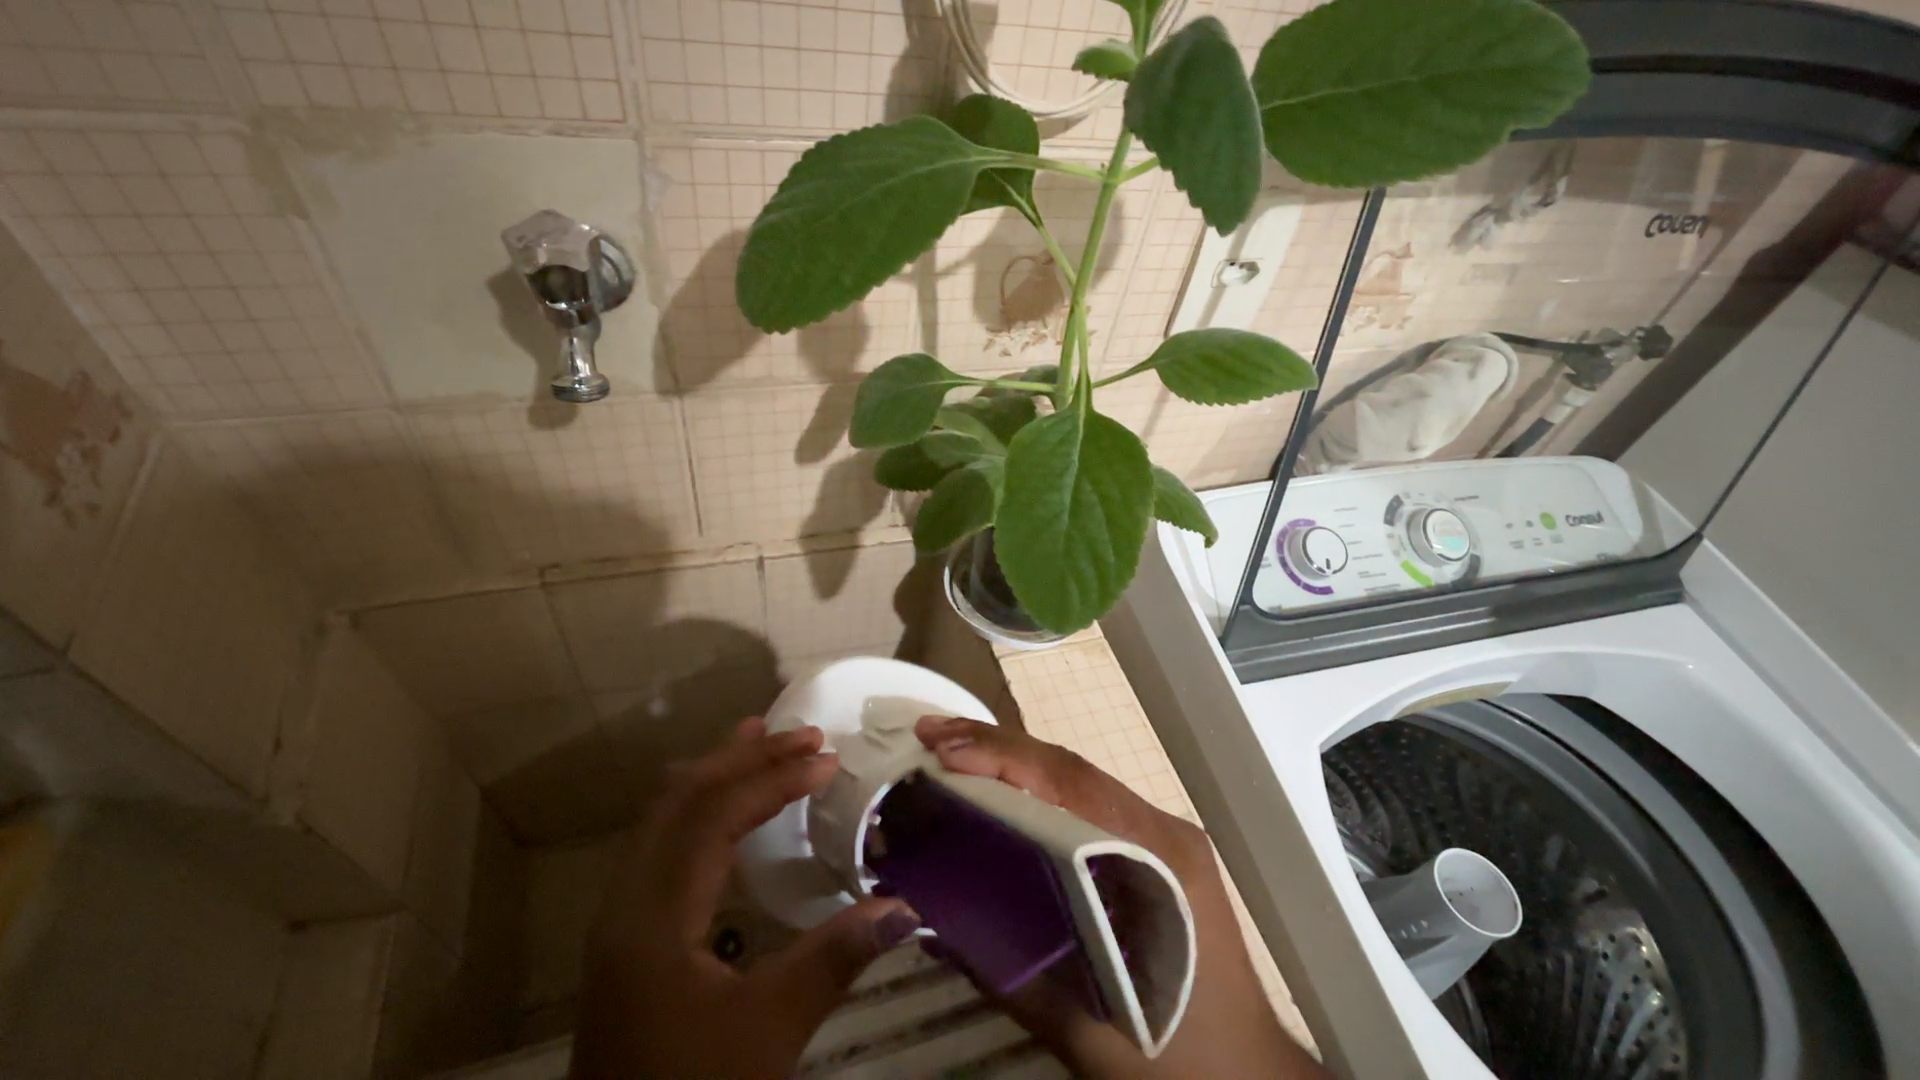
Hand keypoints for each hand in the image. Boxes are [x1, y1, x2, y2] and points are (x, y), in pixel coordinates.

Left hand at [570, 718, 920, 1079]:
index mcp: (654, 917)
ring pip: (662, 818)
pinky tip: (728, 814)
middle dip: (741, 759)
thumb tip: (904, 908)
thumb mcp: (769, 1031)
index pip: (712, 817)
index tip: (826, 759)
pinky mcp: (627, 935)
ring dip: (715, 775)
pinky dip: (698, 809)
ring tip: (761, 743)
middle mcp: (626, 902)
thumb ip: (833, 961)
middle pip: (678, 800)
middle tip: (801, 735)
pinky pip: (659, 843)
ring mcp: (619, 917)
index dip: (771, 780)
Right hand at [915, 716, 1327, 1079]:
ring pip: (1078, 780)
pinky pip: (1086, 803)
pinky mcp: (1155, 849)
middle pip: (1072, 770)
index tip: (942, 752)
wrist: (1246, 1075)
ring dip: (1013, 761)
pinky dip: (1035, 787)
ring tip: (947, 749)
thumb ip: (1009, 972)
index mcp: (1158, 859)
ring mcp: (1163, 835)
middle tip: (928, 733)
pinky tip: (996, 789)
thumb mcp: (1086, 1029)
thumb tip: (930, 921)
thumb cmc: (1177, 1055)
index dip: (1004, 759)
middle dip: (997, 746)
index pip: (1073, 785)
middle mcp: (1164, 830)